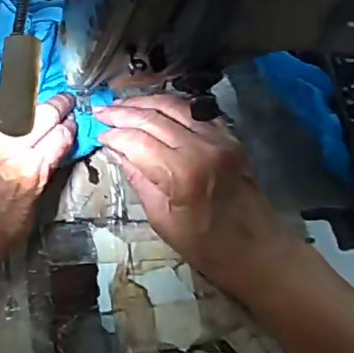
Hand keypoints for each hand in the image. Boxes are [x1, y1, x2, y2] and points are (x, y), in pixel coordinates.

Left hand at [0, 89, 75, 306]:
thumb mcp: (24, 220)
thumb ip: (40, 182)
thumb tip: (50, 159)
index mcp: (28, 172)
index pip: (61, 135)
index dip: (70, 129)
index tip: (71, 127)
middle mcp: (5, 144)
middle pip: (43, 110)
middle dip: (58, 106)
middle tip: (64, 104)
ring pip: (12, 98)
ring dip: (26, 102)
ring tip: (28, 108)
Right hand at [95, 93, 298, 292]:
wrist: (257, 250)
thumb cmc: (205, 245)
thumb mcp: (161, 218)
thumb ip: (138, 178)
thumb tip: (118, 150)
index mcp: (182, 172)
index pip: (136, 140)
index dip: (113, 134)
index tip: (96, 132)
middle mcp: (201, 146)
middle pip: (153, 117)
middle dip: (122, 112)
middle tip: (100, 110)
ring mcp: (218, 138)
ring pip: (173, 105)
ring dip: (143, 102)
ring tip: (120, 104)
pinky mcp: (228, 136)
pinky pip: (193, 111)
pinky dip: (169, 106)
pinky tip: (153, 108)